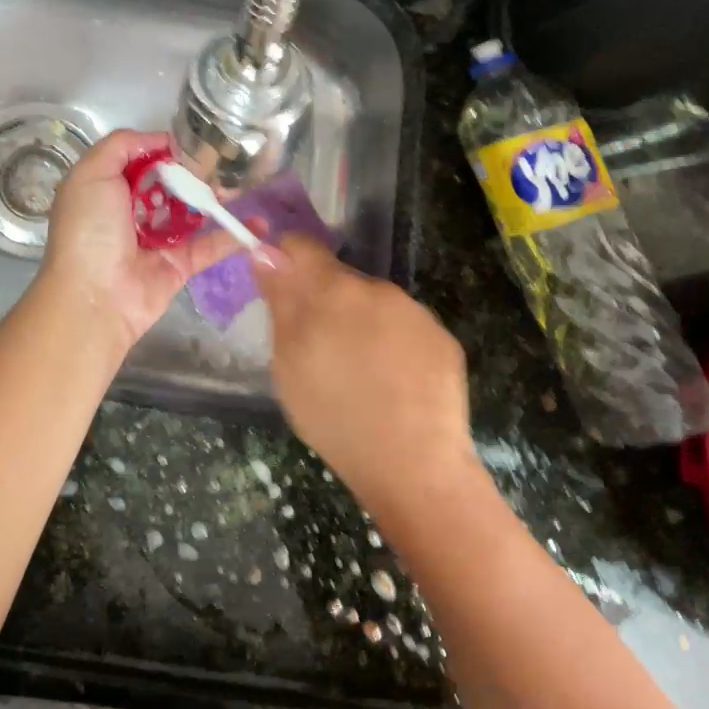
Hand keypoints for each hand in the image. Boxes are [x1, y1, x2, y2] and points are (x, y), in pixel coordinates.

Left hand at [35, 130, 241, 353]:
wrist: (95, 296)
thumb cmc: (89, 230)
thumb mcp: (91, 174)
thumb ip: (120, 146)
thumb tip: (159, 138)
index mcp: (105, 189)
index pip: (139, 160)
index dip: (162, 148)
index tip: (192, 140)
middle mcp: (130, 212)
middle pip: (168, 184)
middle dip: (194, 171)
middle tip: (226, 158)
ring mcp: (156, 239)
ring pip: (191, 211)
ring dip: (216, 197)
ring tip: (244, 181)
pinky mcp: (179, 264)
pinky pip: (210, 245)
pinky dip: (235, 234)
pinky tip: (259, 222)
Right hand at [251, 235, 475, 517]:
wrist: (412, 462)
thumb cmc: (333, 414)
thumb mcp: (287, 362)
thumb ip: (280, 301)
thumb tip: (266, 253)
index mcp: (330, 290)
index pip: (300, 246)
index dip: (285, 261)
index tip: (280, 289)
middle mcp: (375, 288)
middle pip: (338, 277)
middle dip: (324, 302)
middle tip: (317, 349)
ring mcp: (414, 312)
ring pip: (373, 304)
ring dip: (359, 323)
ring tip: (358, 373)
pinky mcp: (442, 338)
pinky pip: (405, 328)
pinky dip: (392, 345)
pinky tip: (391, 384)